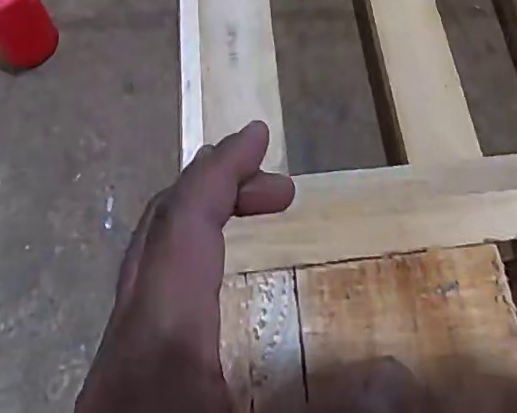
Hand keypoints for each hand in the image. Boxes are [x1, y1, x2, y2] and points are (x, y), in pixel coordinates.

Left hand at [74, 121, 293, 412]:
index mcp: (162, 331)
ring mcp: (116, 359)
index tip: (259, 132)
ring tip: (254, 216)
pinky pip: (149, 287)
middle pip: (161, 223)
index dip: (223, 166)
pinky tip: (217, 290)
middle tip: (276, 186)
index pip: (185, 216)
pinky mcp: (116, 384)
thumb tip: (400, 378)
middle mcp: (130, 332)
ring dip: (201, 219)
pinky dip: (187, 256)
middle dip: (218, 184)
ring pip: (149, 255)